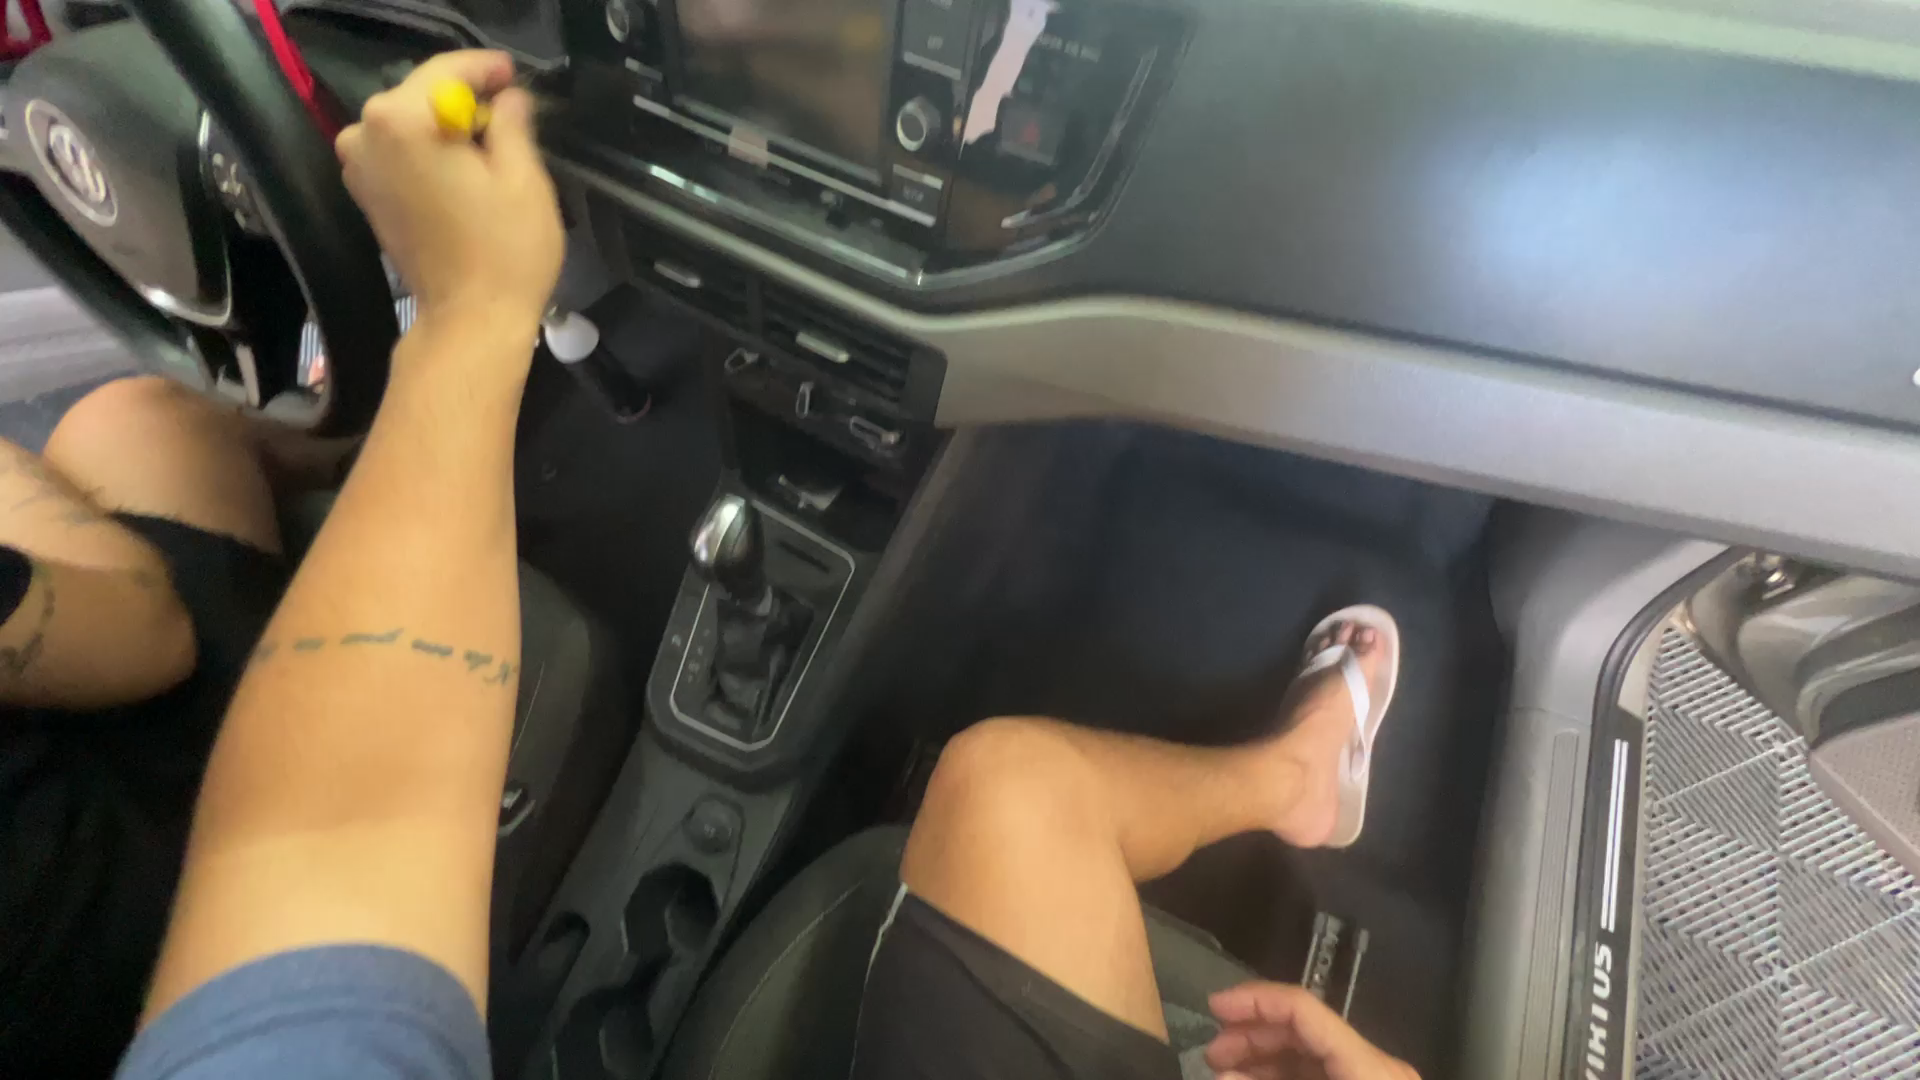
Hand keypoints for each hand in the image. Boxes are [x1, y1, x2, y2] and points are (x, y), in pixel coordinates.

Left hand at [335, 51, 562, 339]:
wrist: (473, 318)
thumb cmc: (507, 251)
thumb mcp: (525, 181)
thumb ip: (512, 125)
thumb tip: (507, 99)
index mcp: (401, 118)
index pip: (447, 72)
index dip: (486, 69)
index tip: (514, 73)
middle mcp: (365, 132)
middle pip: (423, 98)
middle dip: (467, 105)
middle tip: (511, 119)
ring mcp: (359, 165)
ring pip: (413, 129)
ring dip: (450, 135)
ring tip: (492, 156)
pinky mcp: (367, 195)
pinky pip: (403, 158)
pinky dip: (433, 160)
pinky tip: (466, 181)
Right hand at [1206, 982, 1418, 1079]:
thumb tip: (1220, 1073)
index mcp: (1369, 1066)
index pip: (1302, 1007)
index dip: (1253, 1000)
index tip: (1213, 1008)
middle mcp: (1375, 1065)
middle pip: (1302, 1028)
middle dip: (1252, 1036)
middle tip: (1212, 1056)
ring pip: (1308, 1052)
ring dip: (1264, 1057)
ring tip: (1227, 1072)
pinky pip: (1319, 1075)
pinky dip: (1285, 1076)